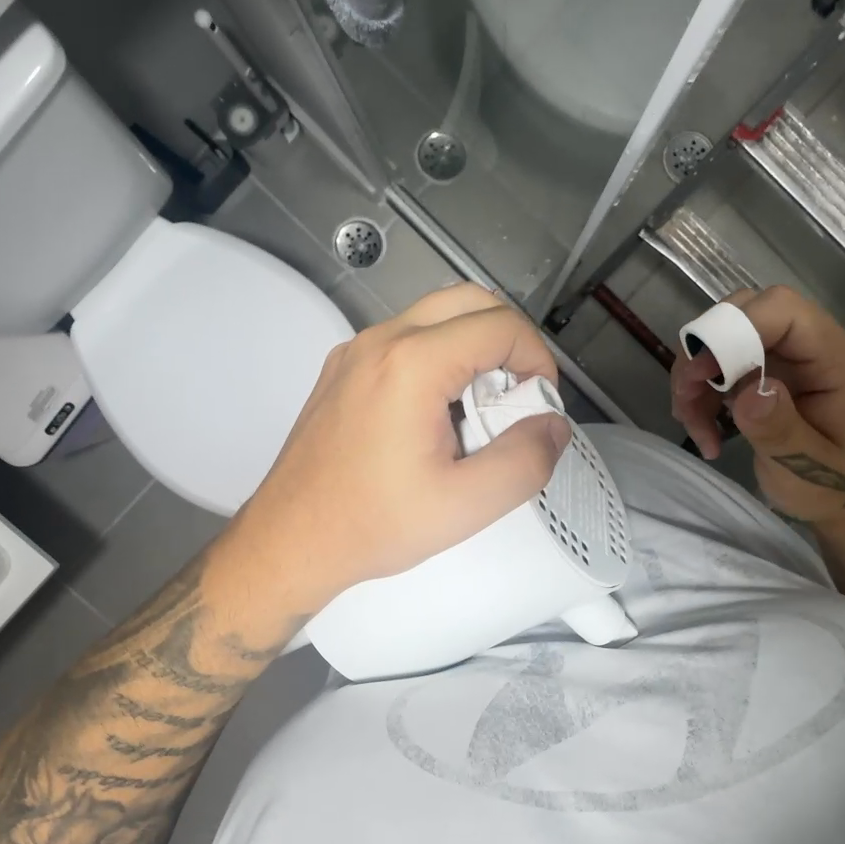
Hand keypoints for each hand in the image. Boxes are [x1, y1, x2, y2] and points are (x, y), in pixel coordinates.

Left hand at [223, 284, 572, 615]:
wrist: (291, 542)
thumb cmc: (371, 525)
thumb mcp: (465, 506)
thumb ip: (526, 461)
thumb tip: (552, 426)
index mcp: (412, 364)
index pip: (500, 326)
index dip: (537, 361)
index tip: (539, 407)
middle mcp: (380, 342)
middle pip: (469, 301)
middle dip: (509, 343)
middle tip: (516, 399)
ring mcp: (355, 352)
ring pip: (436, 318)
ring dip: (474, 351)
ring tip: (478, 415)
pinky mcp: (343, 370)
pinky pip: (405, 341)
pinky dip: (439, 361)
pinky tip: (437, 421)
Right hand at [670, 286, 844, 524]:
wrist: (837, 499)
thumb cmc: (832, 486)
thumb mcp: (810, 469)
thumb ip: (781, 431)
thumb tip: (750, 391)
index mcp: (835, 360)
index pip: (784, 311)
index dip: (737, 327)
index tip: (704, 371)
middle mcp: (807, 348)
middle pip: (746, 312)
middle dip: (706, 351)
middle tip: (687, 396)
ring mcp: (781, 358)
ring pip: (722, 338)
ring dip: (695, 379)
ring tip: (693, 424)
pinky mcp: (758, 373)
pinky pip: (716, 366)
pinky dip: (698, 396)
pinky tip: (705, 434)